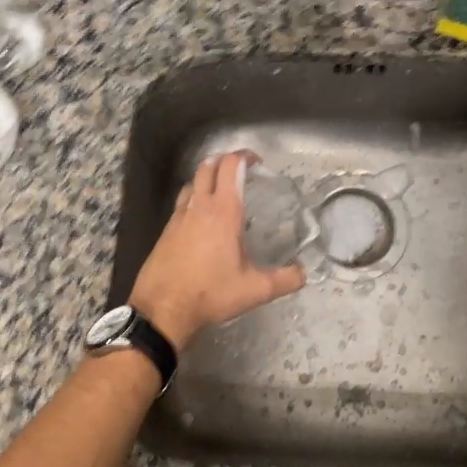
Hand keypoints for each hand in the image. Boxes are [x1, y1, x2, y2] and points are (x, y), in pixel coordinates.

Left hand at [129, 151, 306, 349]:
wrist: (162, 309)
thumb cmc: (210, 294)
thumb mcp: (254, 290)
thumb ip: (284, 280)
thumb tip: (304, 274)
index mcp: (223, 212)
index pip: (231, 167)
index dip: (243, 157)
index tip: (256, 162)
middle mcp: (199, 207)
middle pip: (208, 167)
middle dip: (224, 161)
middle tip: (240, 170)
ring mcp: (178, 217)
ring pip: (192, 183)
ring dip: (206, 178)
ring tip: (220, 189)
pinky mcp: (166, 231)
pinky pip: (182, 203)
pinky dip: (194, 198)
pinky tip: (201, 218)